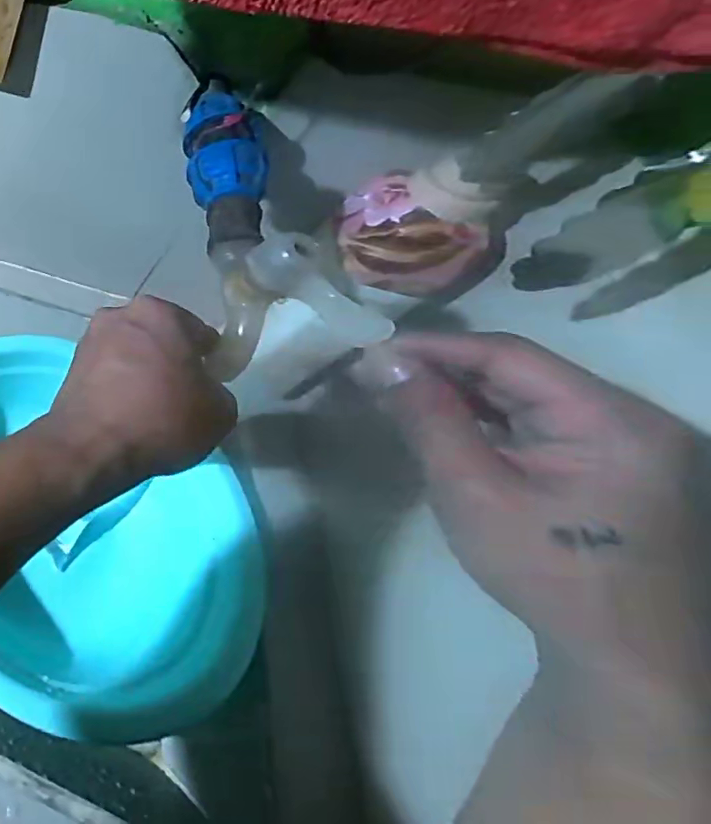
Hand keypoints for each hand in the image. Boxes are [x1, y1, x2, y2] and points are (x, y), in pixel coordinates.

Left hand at [33, 297, 235, 496]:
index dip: (208, 360)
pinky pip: (108, 369)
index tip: (209, 384)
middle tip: (182, 394)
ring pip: (130, 352)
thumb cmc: (163, 417)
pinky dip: (118, 382)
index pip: (199, 334)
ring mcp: (89, 338)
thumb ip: (215, 386)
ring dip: (142, 370)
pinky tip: (126, 408)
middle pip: (159, 338)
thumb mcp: (220, 408)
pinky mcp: (71, 362)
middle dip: (170, 360)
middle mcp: (118, 316)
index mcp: (158, 312)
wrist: (91, 443)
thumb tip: (198, 386)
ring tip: (151, 406)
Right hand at [376, 332, 710, 699]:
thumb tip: (380, 360)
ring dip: (455, 390)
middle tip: (369, 374)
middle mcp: (630, 419)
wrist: (622, 650)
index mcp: (612, 420)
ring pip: (523, 393)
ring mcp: (625, 442)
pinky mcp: (609, 463)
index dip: (433, 346)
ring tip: (390, 393)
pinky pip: (534, 419)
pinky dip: (480, 414)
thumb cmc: (545, 565)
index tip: (366, 351)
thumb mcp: (470, 488)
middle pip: (519, 371)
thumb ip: (427, 417)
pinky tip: (437, 422)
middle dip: (439, 367)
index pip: (509, 356)